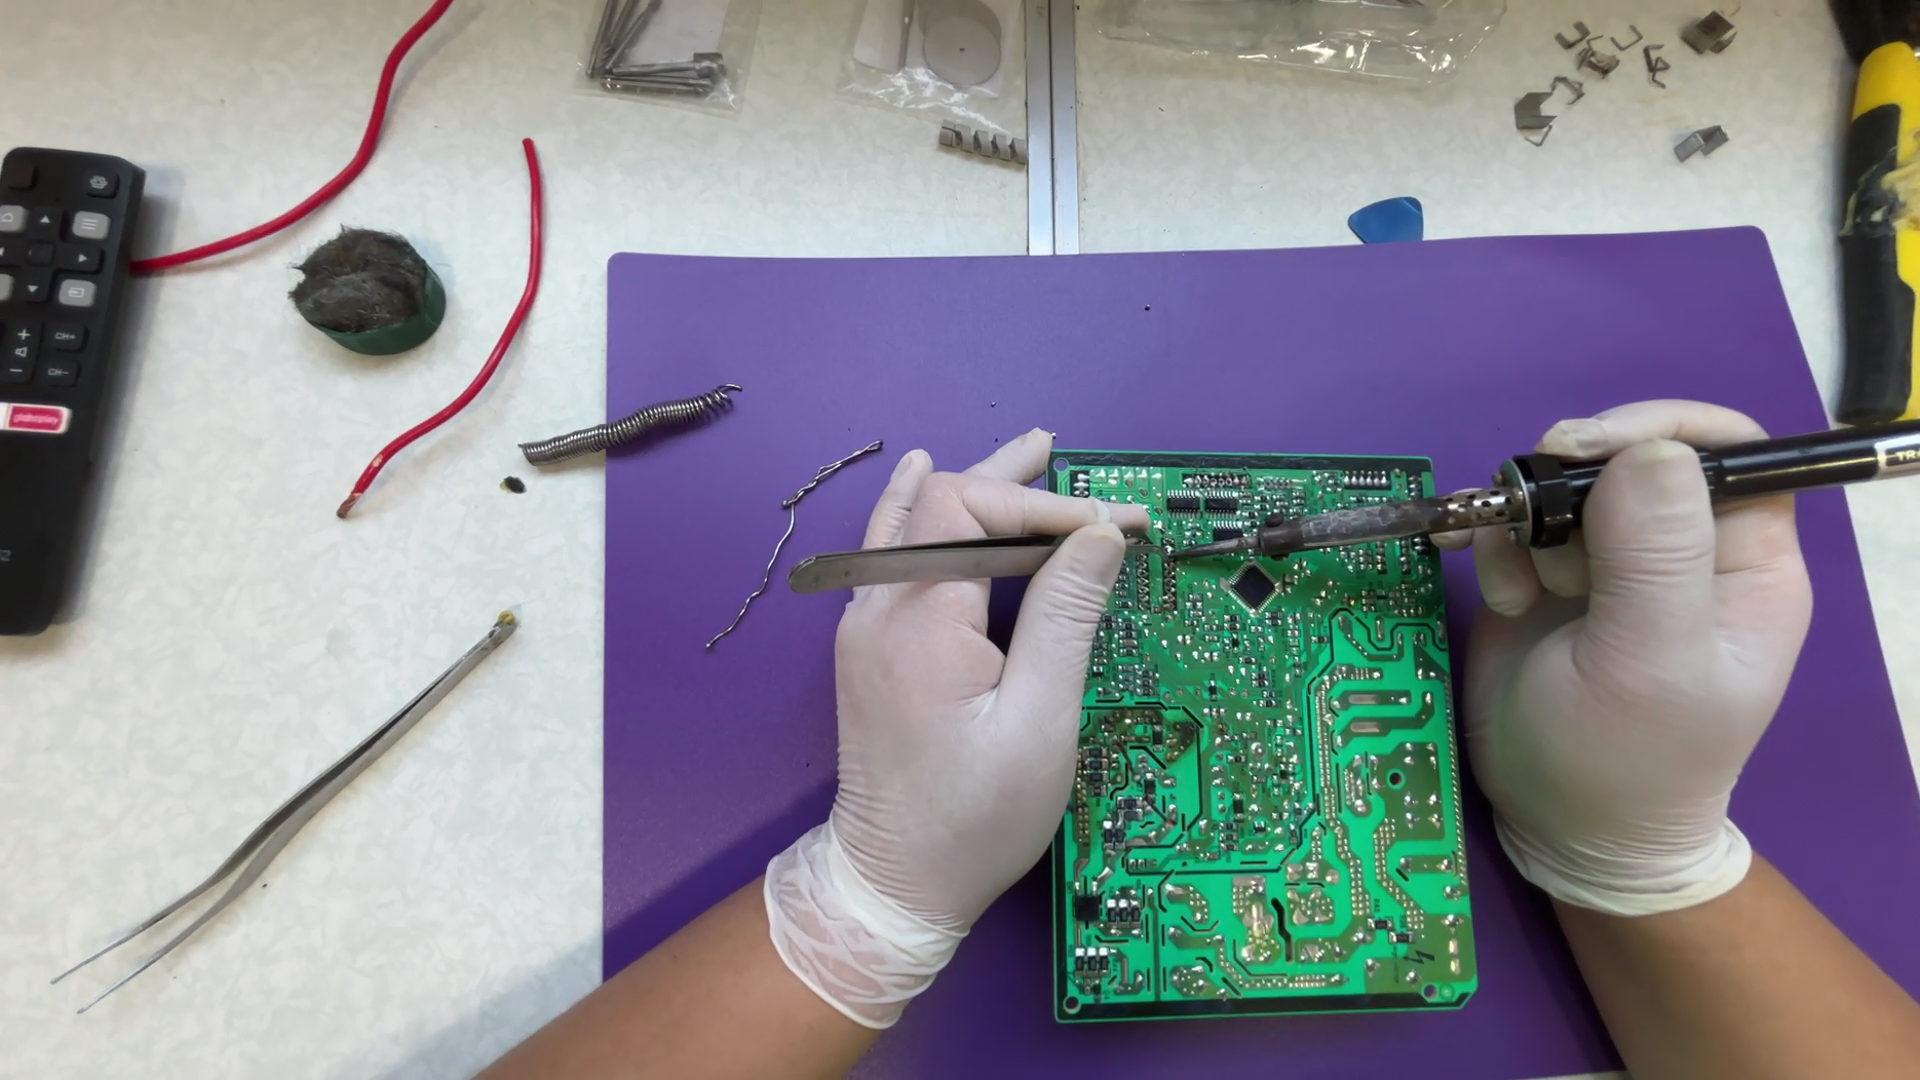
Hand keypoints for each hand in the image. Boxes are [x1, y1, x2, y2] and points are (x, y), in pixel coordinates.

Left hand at [764, 429, 1147, 1027]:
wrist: (892, 881)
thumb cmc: (974, 817)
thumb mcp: (1040, 723)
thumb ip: (1065, 618)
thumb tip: (1098, 536)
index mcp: (918, 620)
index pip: (969, 512)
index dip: (1043, 507)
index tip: (1114, 526)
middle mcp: (876, 607)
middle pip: (934, 505)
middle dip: (1007, 483)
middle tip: (1055, 450)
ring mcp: (863, 624)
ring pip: (911, 523)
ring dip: (967, 488)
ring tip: (1017, 457)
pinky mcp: (869, 644)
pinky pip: (893, 555)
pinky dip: (926, 517)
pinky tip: (924, 485)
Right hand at [1437, 400, 1812, 914]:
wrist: (1556, 816)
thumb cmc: (1625, 751)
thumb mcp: (1648, 658)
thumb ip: (1654, 554)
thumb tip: (1644, 451)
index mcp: (1737, 562)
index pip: (1722, 454)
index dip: (1655, 432)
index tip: (1579, 449)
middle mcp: (1669, 553)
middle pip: (1619, 464)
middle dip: (1566, 488)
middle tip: (1530, 526)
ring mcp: (1595, 568)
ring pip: (1552, 493)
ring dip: (1520, 528)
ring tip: (1520, 593)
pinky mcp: (1533, 584)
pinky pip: (1506, 530)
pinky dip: (1487, 548)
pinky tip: (1494, 595)